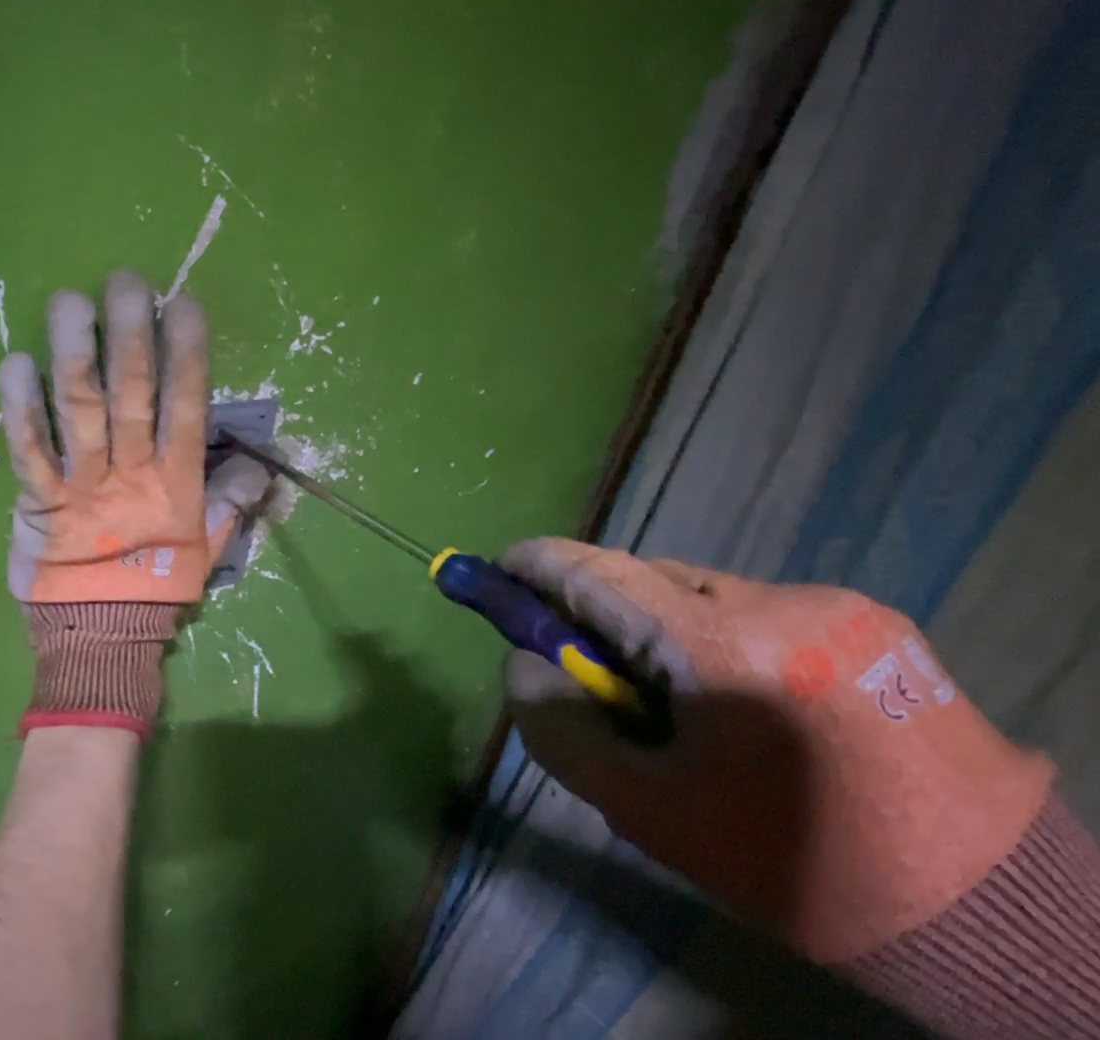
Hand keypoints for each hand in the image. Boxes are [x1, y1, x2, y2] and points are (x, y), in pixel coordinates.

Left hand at [0, 270, 268, 734]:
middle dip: (130, 338)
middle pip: (132, 396)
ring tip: (69, 302)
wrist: (101, 635)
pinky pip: (28, 451)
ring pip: (80, 412)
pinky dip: (19, 410)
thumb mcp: (207, 546)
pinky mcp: (39, 502)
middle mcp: (131, 473)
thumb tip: (262, 466)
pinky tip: (15, 364)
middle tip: (126, 282)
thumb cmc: (155, 584)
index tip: (185, 306)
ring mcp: (83, 486)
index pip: (187, 408)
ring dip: (74, 354)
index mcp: (175, 481)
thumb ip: (231, 502)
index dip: (188, 357)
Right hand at [499, 538, 1053, 963]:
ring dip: (659, 624)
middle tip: (575, 661)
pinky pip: (756, 611)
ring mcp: (841, 609)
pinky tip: (724, 696)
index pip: (603, 576)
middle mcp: (786, 604)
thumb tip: (523, 663)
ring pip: (704, 593)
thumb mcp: (648, 810)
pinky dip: (712, 636)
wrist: (982, 913)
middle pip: (651, 577)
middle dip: (600, 607)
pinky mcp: (876, 626)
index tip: (496, 566)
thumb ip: (561, 727)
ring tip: (659, 694)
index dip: (539, 565)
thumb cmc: (790, 866)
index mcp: (728, 649)